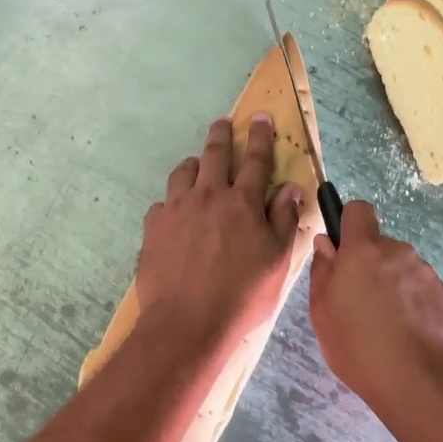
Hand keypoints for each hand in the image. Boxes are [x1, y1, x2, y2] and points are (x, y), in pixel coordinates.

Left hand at [136, 115, 302, 346]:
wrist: (187, 323)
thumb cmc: (242, 296)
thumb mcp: (277, 262)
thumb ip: (283, 221)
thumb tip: (289, 188)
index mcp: (243, 203)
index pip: (256, 161)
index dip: (261, 137)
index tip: (260, 117)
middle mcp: (209, 197)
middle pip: (215, 156)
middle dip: (222, 136)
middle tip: (223, 123)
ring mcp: (176, 210)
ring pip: (184, 173)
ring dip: (194, 165)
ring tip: (198, 166)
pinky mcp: (153, 228)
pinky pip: (163, 204)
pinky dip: (173, 202)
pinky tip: (175, 214)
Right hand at [309, 201, 442, 406]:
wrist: (418, 382)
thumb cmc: (357, 345)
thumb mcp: (322, 311)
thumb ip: (323, 271)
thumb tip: (327, 244)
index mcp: (364, 250)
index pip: (359, 210)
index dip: (349, 224)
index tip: (343, 250)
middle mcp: (399, 253)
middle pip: (380, 247)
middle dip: (369, 266)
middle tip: (358, 304)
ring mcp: (427, 275)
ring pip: (402, 270)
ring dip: (392, 287)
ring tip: (385, 327)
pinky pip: (421, 293)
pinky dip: (412, 307)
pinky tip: (406, 337)